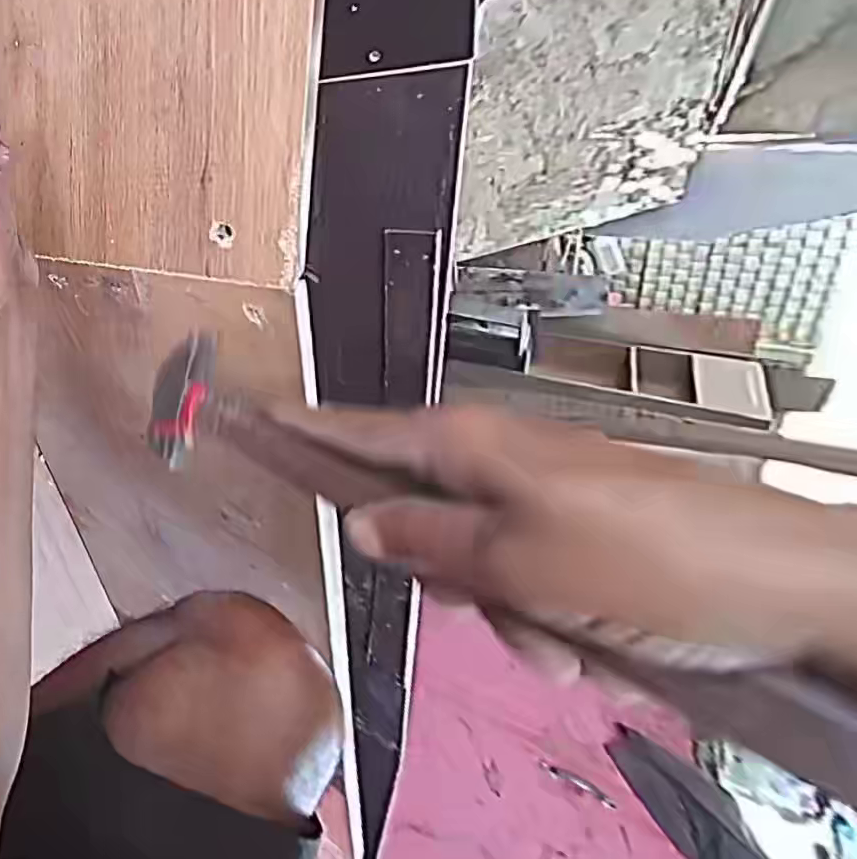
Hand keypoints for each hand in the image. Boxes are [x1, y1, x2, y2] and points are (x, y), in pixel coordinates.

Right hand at [276, 404, 856, 674]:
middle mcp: (487, 453)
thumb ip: (418, 541)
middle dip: (438, 571)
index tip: (252, 418)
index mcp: (458, 442)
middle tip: (481, 602)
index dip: (295, 427)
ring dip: (502, 605)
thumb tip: (360, 525)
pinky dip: (544, 608)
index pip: (347, 430)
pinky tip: (591, 633)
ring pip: (466, 552)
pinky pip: (520, 566)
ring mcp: (533, 485)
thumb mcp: (509, 562)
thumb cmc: (657, 562)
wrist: (818, 592)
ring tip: (564, 634)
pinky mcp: (574, 517)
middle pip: (408, 511)